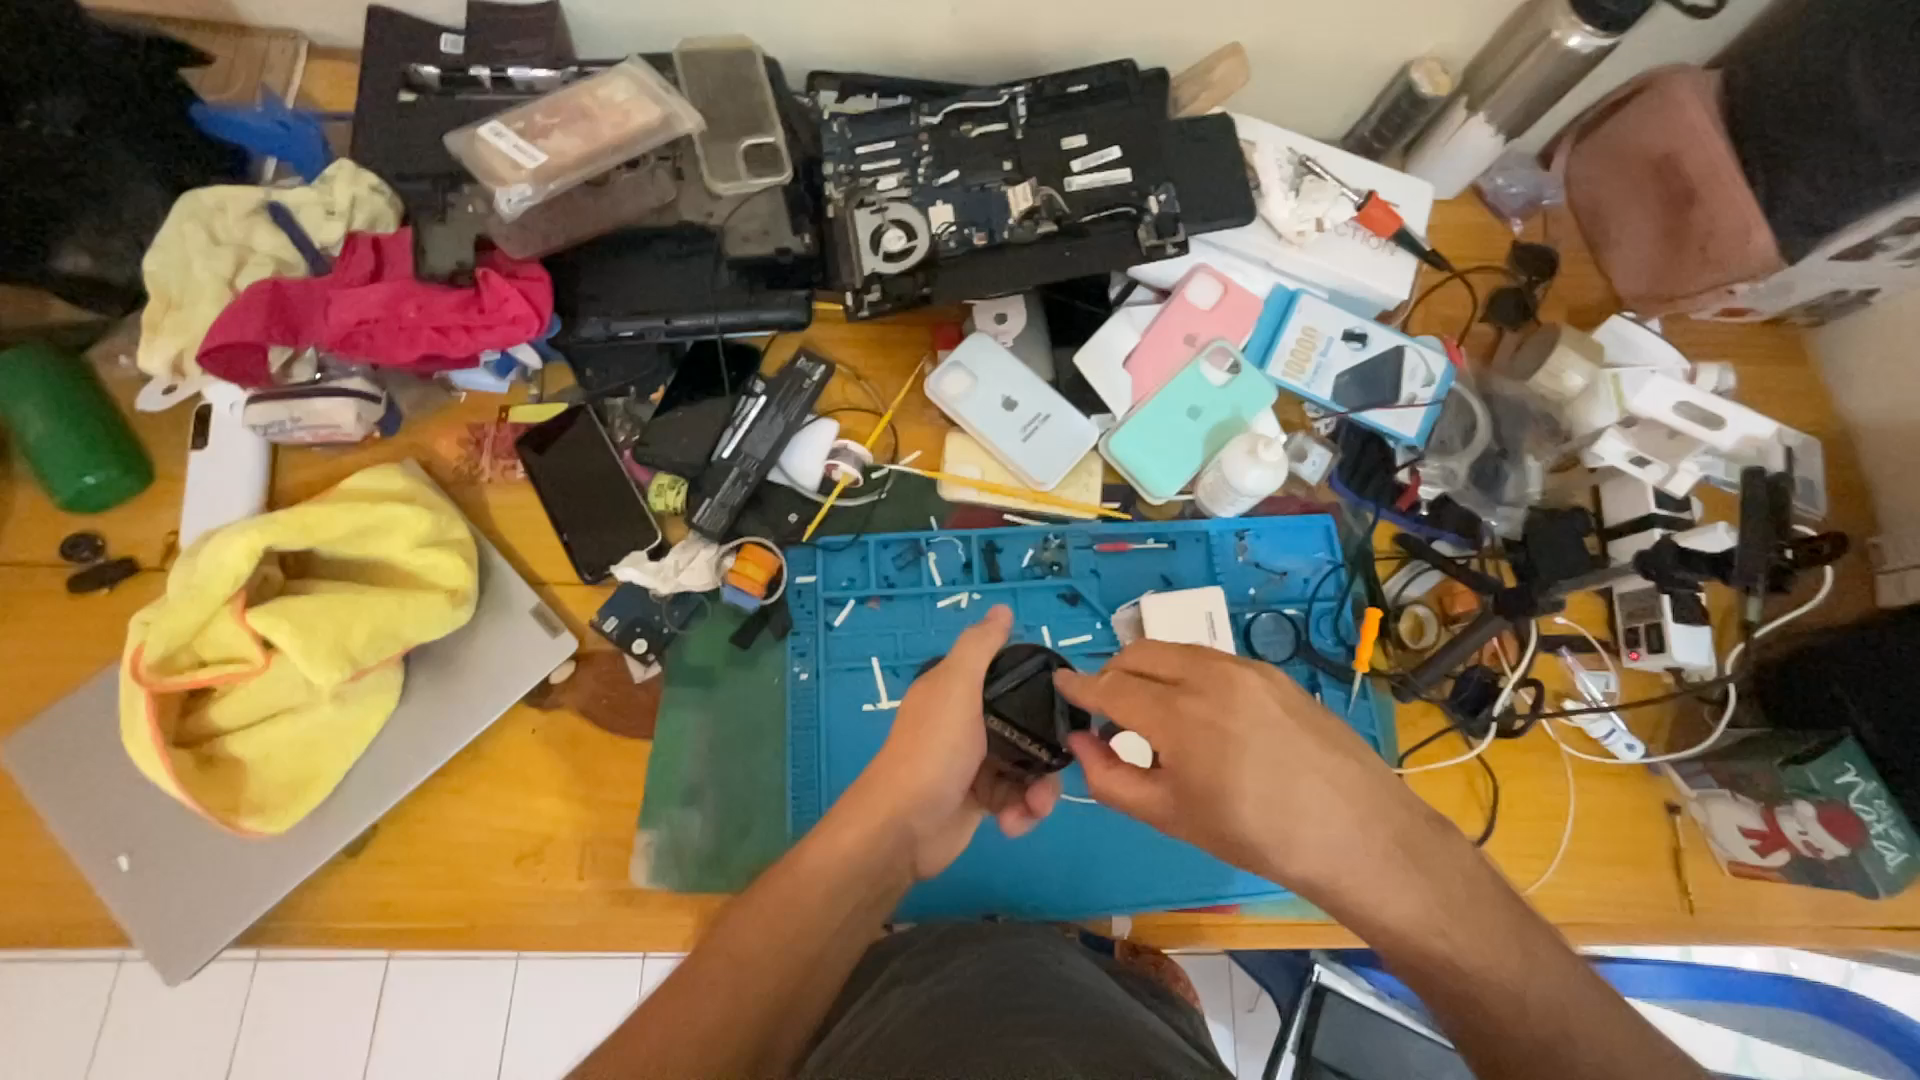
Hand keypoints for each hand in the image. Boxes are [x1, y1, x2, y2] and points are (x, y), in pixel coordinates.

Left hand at [841, 605, 1059, 880]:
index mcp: (958, 691)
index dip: (1038, 690)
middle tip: (1060, 767)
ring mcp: (974, 764)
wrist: (904, 827)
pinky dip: (1021, 813)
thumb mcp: (956, 687)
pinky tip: (1012, 824)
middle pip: (1027, 728)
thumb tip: (1003, 608)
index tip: (1065, 705)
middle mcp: (967, 723)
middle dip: (1048, 752)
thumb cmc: (933, 750)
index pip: (1009, 680)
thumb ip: (980, 647)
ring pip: (1027, 768)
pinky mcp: (979, 801)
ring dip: (1039, 791)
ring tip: (1035, 807)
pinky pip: (1016, 800)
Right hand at [1053, 642, 1439, 907]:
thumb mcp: (1171, 817)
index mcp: (1179, 715)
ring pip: (1174, 649)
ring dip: (1148, 669)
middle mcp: (1208, 675)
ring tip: (1153, 710)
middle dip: (1112, 674)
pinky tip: (1200, 712)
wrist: (1357, 833)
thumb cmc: (1255, 835)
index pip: (1110, 686)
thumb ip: (1110, 777)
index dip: (1079, 686)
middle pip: (1137, 653)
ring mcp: (1245, 668)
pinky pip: (1210, 658)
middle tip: (1108, 711)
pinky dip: (1185, 672)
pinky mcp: (1272, 671)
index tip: (1060, 685)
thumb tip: (1080, 741)